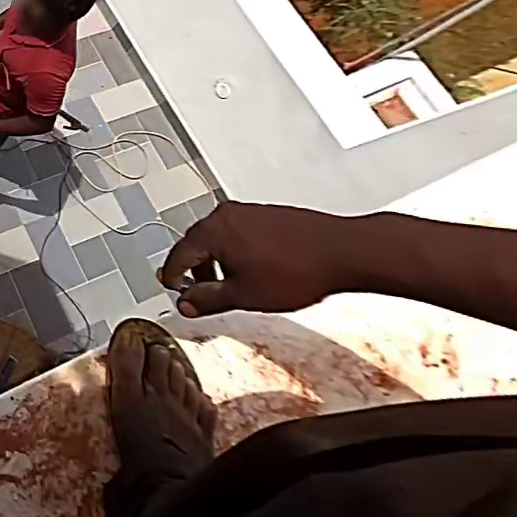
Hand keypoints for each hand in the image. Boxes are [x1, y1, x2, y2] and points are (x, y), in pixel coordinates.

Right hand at [157, 203, 369, 317]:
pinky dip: (235, 253)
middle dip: (195, 270)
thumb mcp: (244, 295)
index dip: (172, 277)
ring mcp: (246, 212)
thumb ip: (207, 300)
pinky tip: (253, 272)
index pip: (177, 255)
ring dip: (216, 262)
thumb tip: (186, 303)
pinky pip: (237, 233)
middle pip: (195, 244)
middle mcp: (225, 215)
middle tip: (198, 293)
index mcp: (213, 231)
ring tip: (232, 287)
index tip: (173, 289)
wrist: (344, 252)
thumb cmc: (300, 270)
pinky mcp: (264, 214)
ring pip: (217, 239)